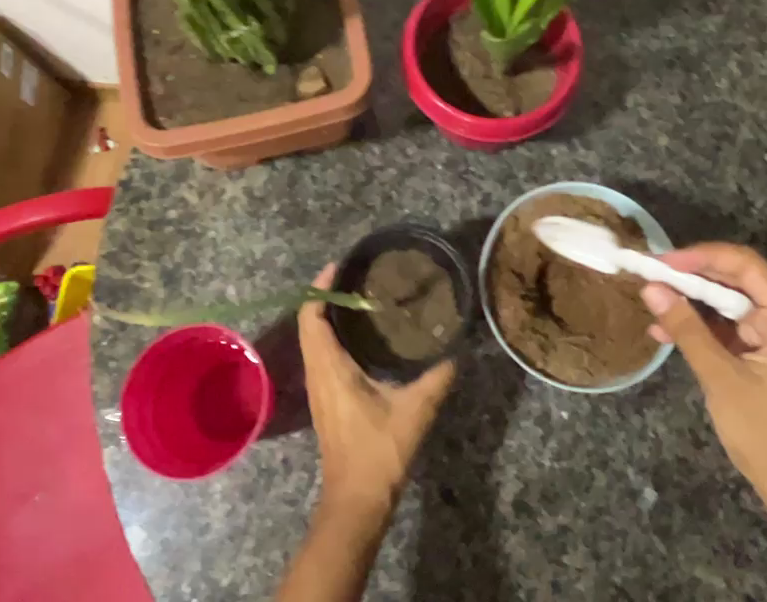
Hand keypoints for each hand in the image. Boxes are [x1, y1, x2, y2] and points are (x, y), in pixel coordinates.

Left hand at [298, 264, 456, 516]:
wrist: (356, 500)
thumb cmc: (378, 452)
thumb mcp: (415, 411)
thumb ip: (437, 377)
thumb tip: (456, 350)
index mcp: (330, 369)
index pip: (312, 318)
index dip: (320, 289)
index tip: (339, 266)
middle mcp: (318, 374)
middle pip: (309, 325)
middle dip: (325, 296)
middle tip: (355, 276)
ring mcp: (319, 389)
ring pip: (313, 342)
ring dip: (327, 316)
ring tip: (359, 299)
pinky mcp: (326, 400)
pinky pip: (321, 356)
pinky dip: (332, 336)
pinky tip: (360, 336)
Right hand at [643, 243, 766, 514]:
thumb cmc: (766, 434)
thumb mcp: (721, 378)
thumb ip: (687, 329)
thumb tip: (651, 288)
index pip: (746, 266)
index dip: (703, 256)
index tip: (663, 262)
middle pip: (737, 280)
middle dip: (693, 276)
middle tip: (651, 275)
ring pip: (729, 304)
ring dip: (692, 303)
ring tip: (652, 302)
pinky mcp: (764, 356)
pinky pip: (729, 329)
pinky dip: (700, 328)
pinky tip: (665, 332)